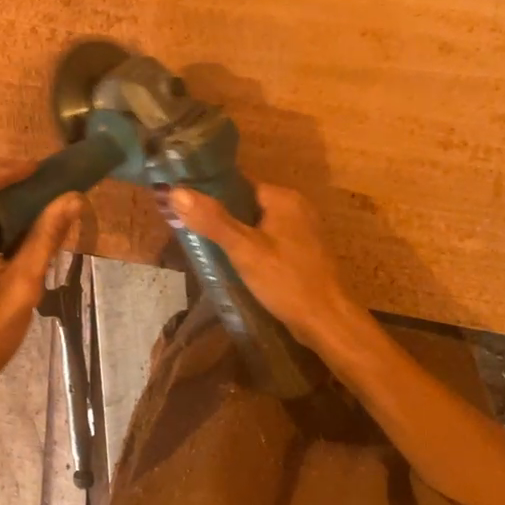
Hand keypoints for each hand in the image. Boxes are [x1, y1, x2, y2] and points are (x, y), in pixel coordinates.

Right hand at [168, 183, 370, 349]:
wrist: (328, 323)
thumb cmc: (287, 281)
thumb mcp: (244, 249)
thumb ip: (212, 220)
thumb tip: (175, 192)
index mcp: (283, 198)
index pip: (238, 182)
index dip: (210, 190)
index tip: (183, 200)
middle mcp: (296, 208)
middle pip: (247, 202)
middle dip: (220, 214)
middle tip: (188, 225)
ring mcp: (302, 231)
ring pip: (257, 223)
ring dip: (234, 232)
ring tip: (203, 243)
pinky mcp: (303, 253)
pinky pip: (268, 240)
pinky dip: (250, 246)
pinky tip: (233, 261)